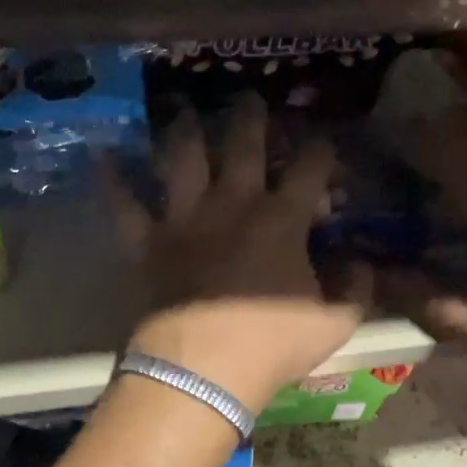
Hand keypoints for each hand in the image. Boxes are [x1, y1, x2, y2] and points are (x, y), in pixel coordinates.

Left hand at [112, 93, 369, 411]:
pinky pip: (124, 203)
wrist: (203, 370)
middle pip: (243, 145)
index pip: (310, 168)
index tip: (325, 142)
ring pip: (182, 158)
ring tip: (184, 109)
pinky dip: (113, 179)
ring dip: (184, 130)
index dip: (321, 150)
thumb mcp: (336, 323)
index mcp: (282, 219)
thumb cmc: (273, 347)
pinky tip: (104, 154)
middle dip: (250, 116)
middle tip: (248, 96)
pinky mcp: (147, 241)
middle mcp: (233, 204)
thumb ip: (356, 288)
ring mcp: (185, 218)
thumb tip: (362, 262)